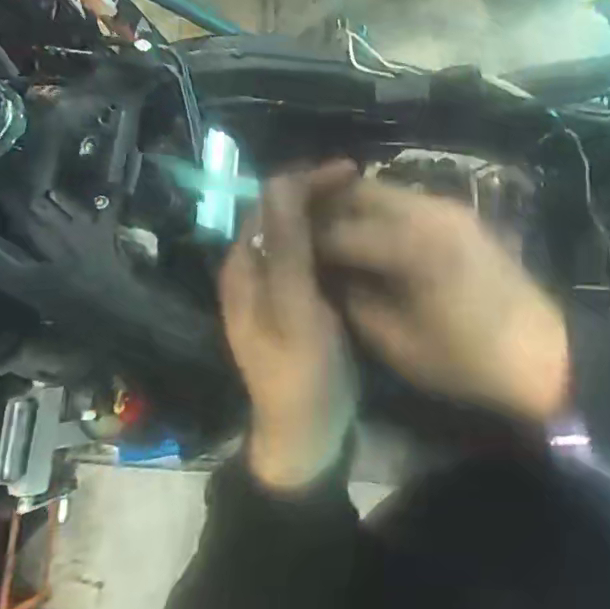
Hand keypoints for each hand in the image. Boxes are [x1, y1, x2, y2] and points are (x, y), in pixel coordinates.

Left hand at [219, 167, 357, 491]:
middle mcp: (253, 271)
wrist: (306, 437)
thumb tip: (281, 181)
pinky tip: (359, 238)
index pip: (269, 205)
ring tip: (365, 200)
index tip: (349, 171)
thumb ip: (288, 247)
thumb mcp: (295, 309)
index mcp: (243, 268)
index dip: (305, 182)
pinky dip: (332, 241)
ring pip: (298, 236)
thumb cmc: (300, 373)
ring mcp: (274, 289)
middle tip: (363, 182)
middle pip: (282, 217)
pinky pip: (310, 259)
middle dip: (317, 193)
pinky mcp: (296, 304)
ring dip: (326, 213)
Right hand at [312, 175, 569, 422]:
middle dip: (320, 209)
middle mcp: (426, 210)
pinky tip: (364, 240)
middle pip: (354, 190)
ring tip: (326, 237)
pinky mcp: (457, 212)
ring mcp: (445, 206)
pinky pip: (402, 201)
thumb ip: (352, 299)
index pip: (336, 229)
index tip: (281, 255)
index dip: (303, 242)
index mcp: (409, 245)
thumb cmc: (466, 359)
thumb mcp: (396, 342)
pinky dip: (374, 213)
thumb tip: (323, 273)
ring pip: (378, 190)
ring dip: (347, 207)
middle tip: (297, 235)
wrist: (544, 351)